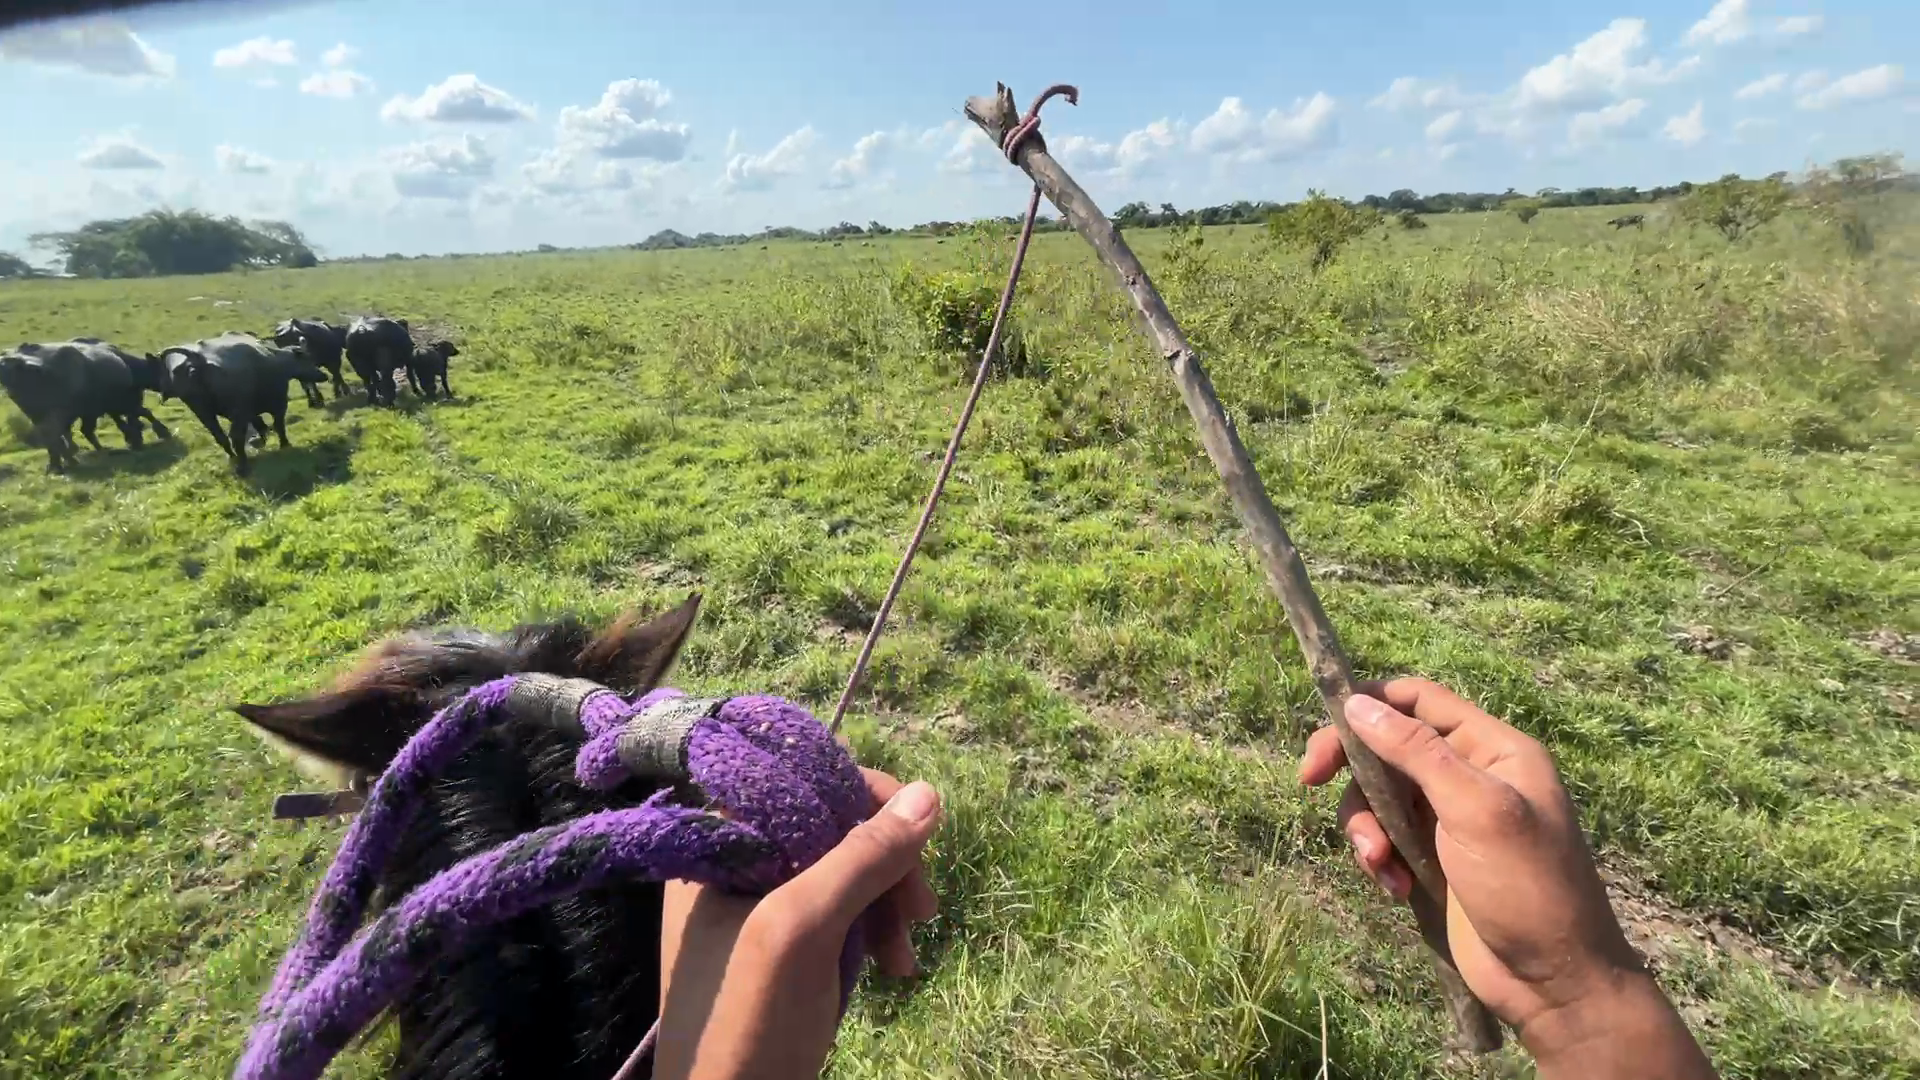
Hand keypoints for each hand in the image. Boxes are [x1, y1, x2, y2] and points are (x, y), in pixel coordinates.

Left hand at [653, 768, 940, 1079]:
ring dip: (891, 896)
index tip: (911, 829)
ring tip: (907, 952)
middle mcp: (744, 857)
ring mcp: (769, 896)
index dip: (863, 792)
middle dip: (888, 858)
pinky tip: (896, 963)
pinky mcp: (794, 934)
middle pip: (837, 818)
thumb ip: (862, 856)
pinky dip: (880, 923)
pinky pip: (851, 900)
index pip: (802, 775)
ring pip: (852, 860)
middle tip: (922, 908)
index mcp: (725, 840)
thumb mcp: (805, 930)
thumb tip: (929, 792)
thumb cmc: (748, 1023)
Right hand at [1298, 680, 1714, 1075]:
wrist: (1555, 988)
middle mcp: (1467, 772)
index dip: (1370, 700)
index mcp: (1492, 749)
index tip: (1327, 724)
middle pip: (1385, 742)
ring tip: (1377, 860)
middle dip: (1347, 764)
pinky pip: (1380, 830)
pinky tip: (1392, 882)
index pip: (1418, 698)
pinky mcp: (1428, 849)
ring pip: (1374, 791)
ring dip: (1363, 824)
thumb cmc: (1528, 888)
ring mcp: (1445, 813)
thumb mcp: (1474, 809)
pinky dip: (1376, 853)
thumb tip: (1355, 702)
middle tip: (1309, 778)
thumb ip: (1414, 750)